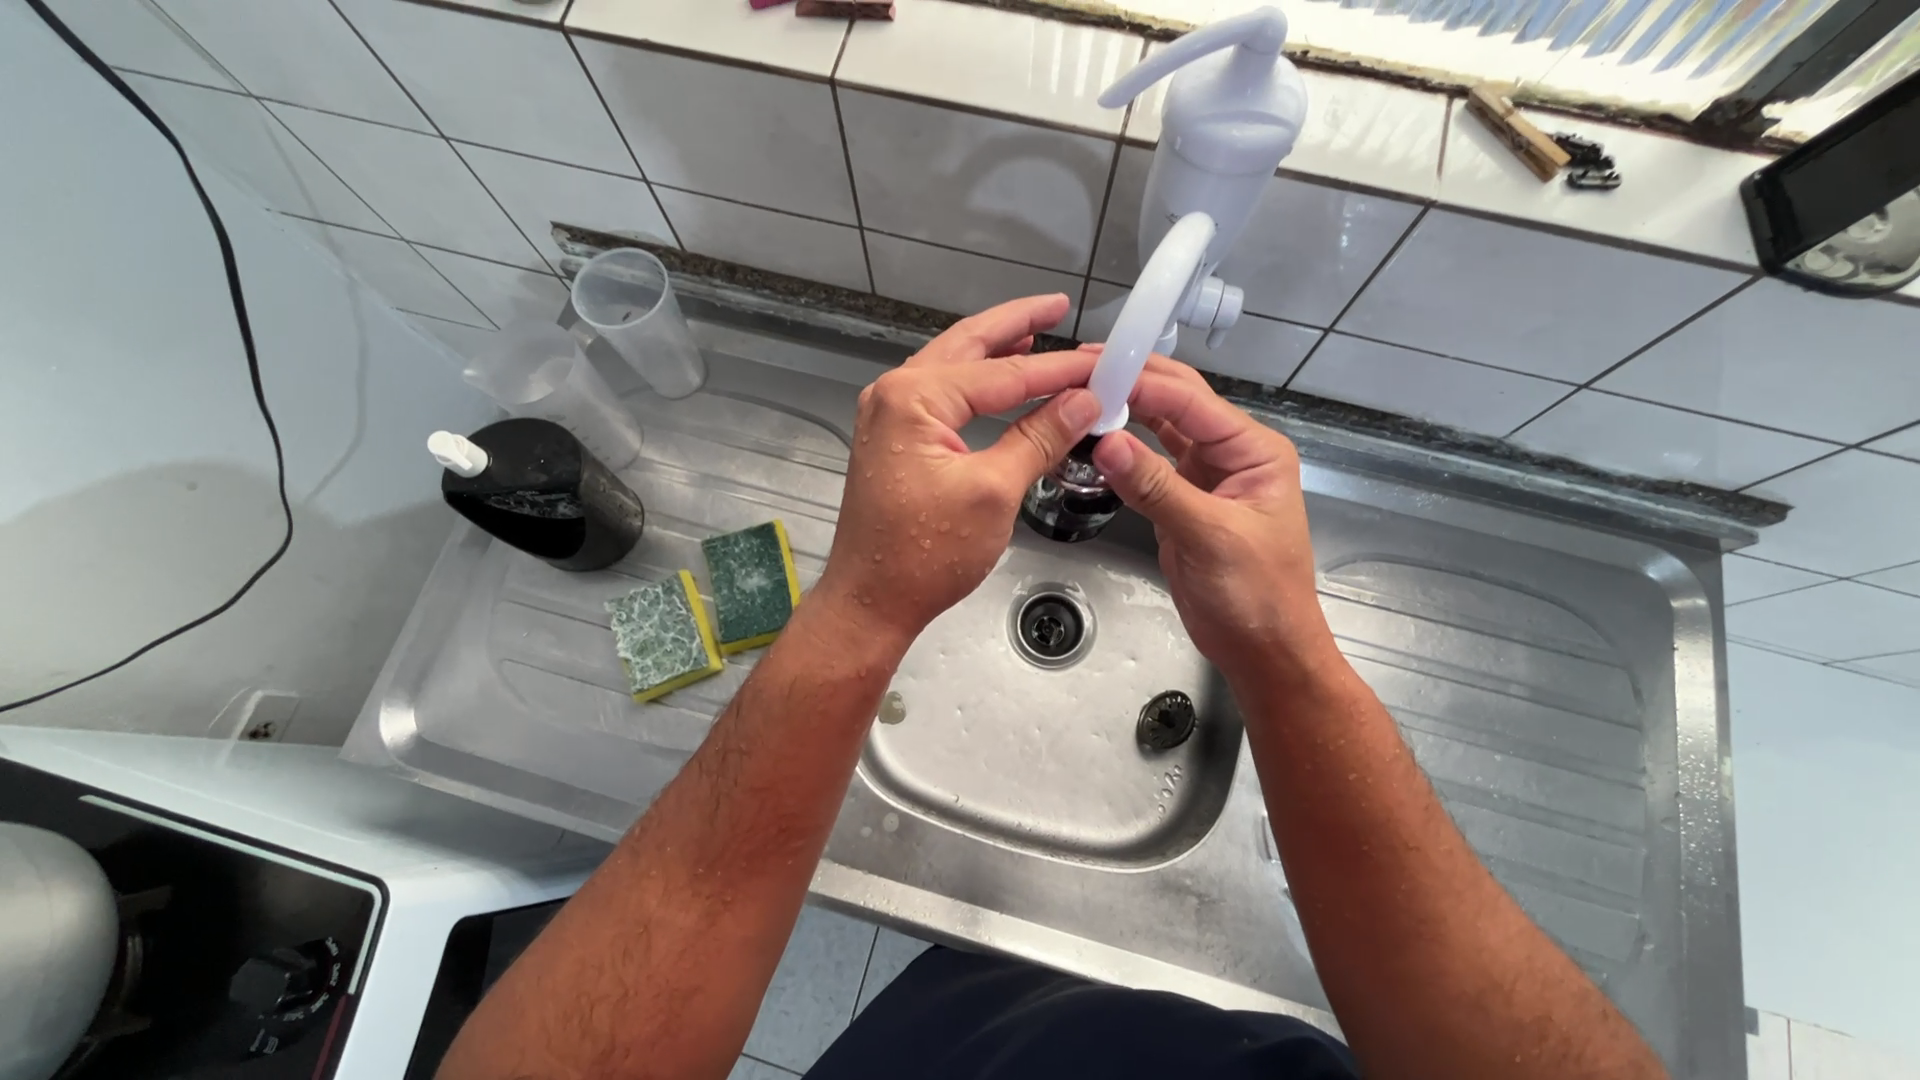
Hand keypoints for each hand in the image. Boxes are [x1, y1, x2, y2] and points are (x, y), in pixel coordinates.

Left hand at [815, 295, 1101, 645]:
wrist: (871, 600)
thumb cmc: (924, 555)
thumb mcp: (993, 491)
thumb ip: (1039, 438)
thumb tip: (1084, 402)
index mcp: (914, 398)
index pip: (1002, 373)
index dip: (1057, 369)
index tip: (1102, 364)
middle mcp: (894, 395)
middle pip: (967, 347)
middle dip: (1014, 326)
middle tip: (1056, 305)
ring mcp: (888, 417)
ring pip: (952, 368)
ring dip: (994, 351)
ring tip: (1036, 332)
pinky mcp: (894, 441)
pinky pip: (942, 397)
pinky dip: (976, 384)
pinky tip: (1001, 383)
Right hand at [1094, 357, 1340, 683]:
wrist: (1262, 649)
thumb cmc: (1257, 595)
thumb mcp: (1209, 536)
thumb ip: (1157, 487)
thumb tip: (1104, 442)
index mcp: (1255, 451)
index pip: (1193, 402)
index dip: (1145, 383)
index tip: (1097, 372)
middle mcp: (1231, 454)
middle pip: (1178, 404)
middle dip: (1135, 383)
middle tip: (1082, 367)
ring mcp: (1205, 477)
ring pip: (1161, 430)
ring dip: (1126, 412)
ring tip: (1081, 392)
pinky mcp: (1182, 501)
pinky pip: (1149, 466)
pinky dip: (1123, 453)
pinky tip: (1095, 438)